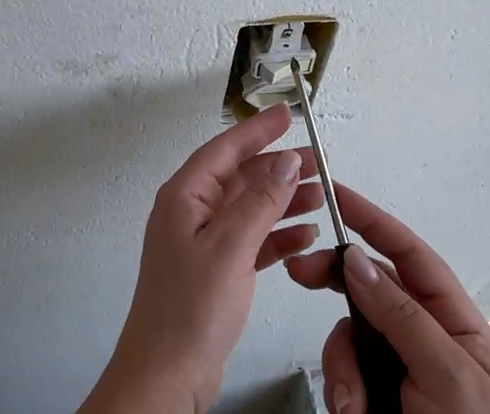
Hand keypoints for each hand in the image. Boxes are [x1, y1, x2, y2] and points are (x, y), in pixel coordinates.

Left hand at [80, 103, 326, 413]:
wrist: (167, 374)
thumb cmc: (188, 309)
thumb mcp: (230, 247)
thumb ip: (260, 202)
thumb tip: (285, 162)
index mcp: (184, 197)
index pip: (224, 149)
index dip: (256, 130)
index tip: (286, 114)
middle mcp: (192, 213)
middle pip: (242, 177)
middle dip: (280, 168)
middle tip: (320, 162)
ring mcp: (205, 243)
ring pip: (251, 208)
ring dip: (285, 201)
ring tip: (322, 195)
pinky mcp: (218, 271)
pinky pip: (254, 241)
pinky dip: (279, 236)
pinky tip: (307, 236)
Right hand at [284, 184, 489, 413]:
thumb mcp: (447, 376)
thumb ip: (402, 316)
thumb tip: (357, 260)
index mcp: (453, 320)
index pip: (409, 254)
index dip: (373, 220)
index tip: (336, 195)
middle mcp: (422, 332)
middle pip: (369, 284)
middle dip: (334, 279)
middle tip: (298, 271)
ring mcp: (395, 362)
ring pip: (348, 329)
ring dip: (340, 364)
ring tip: (352, 405)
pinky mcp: (372, 390)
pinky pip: (342, 369)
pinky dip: (340, 389)